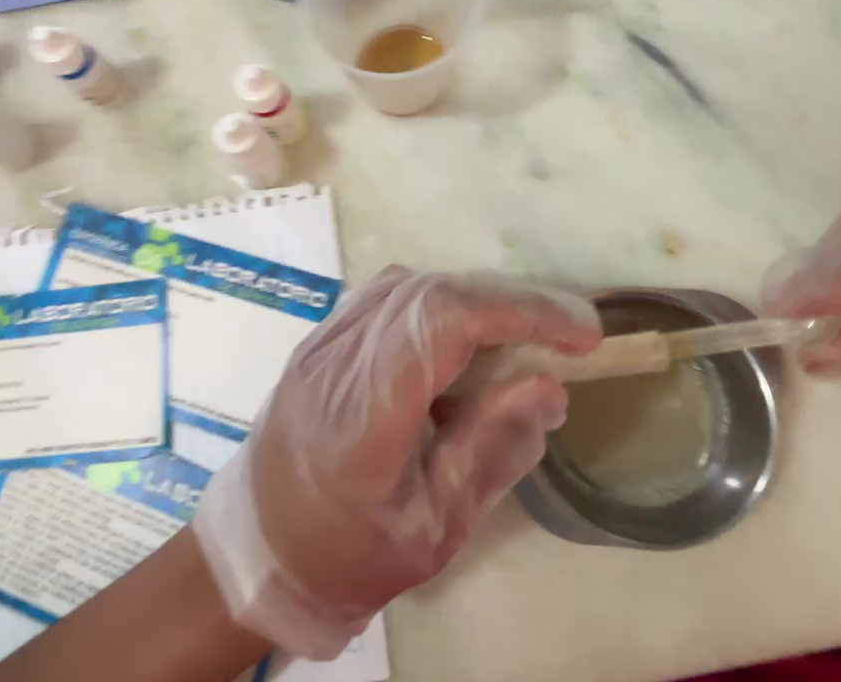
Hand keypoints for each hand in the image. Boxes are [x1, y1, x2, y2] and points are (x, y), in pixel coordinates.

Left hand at [192, 267, 601, 658]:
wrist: (258, 551)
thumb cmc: (349, 555)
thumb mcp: (435, 529)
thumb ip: (491, 451)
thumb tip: (549, 385)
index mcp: (363, 415)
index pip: (442, 322)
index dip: (519, 311)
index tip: (582, 334)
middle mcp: (335, 360)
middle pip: (429, 292)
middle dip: (510, 301)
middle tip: (568, 333)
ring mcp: (320, 342)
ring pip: (409, 284)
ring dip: (475, 298)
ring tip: (523, 336)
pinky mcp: (318, 339)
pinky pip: (386, 296)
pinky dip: (437, 303)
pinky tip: (462, 338)